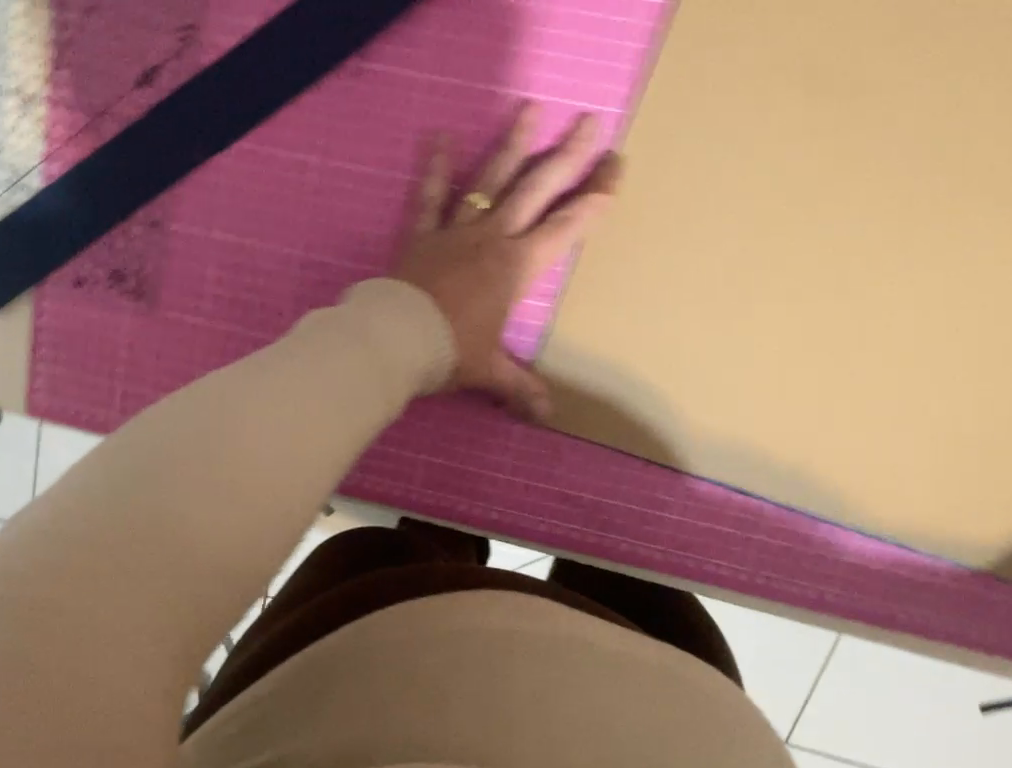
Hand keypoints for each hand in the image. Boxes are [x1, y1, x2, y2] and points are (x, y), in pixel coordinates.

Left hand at [395, 104, 622, 420]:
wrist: (395, 340)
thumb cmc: (448, 353)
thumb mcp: (488, 372)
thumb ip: (518, 389)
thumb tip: (546, 415)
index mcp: (517, 268)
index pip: (566, 229)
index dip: (594, 201)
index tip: (616, 171)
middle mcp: (493, 238)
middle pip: (538, 190)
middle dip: (569, 156)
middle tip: (593, 122)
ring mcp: (457, 231)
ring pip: (491, 180)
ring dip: (513, 145)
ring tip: (532, 109)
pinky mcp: (422, 233)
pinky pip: (429, 196)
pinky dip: (433, 167)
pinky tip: (439, 136)